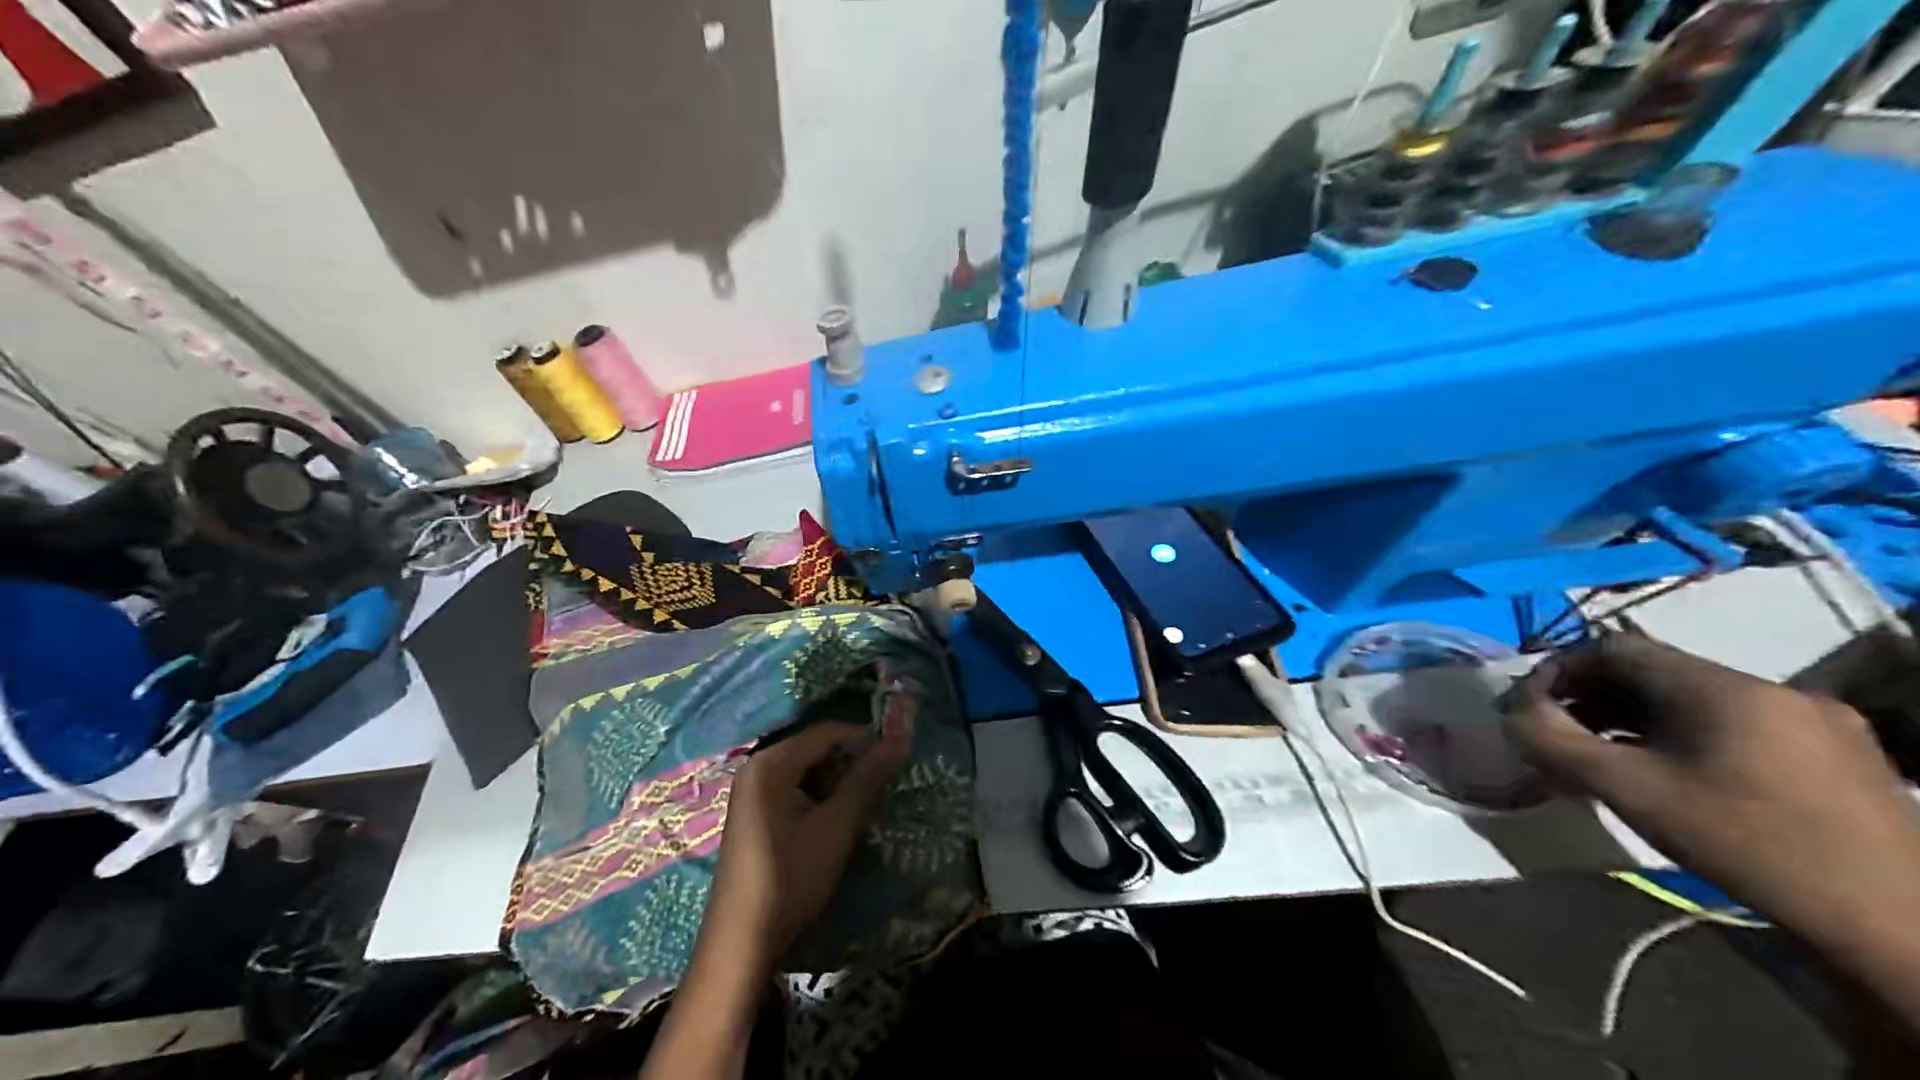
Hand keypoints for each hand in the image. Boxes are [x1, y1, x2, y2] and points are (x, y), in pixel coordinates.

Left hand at [707, 709, 914, 961]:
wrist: (741, 941)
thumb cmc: (791, 877)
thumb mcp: (836, 826)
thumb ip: (866, 779)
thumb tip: (898, 741)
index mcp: (771, 762)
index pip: (827, 732)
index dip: (864, 739)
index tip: (896, 757)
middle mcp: (756, 766)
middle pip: (815, 748)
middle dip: (850, 762)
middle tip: (881, 784)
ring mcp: (751, 790)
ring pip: (806, 769)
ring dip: (837, 781)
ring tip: (863, 804)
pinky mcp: (754, 812)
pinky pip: (793, 787)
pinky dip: (819, 795)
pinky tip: (836, 819)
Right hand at [1500, 633, 1919, 926]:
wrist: (1893, 923)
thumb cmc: (1744, 842)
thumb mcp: (1628, 790)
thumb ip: (1554, 742)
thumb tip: (1511, 713)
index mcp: (1720, 686)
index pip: (1613, 647)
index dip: (1559, 670)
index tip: (1533, 708)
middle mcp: (1769, 687)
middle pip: (1653, 671)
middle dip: (1593, 697)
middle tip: (1560, 735)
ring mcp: (1813, 718)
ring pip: (1693, 698)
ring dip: (1637, 718)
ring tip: (1607, 757)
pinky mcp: (1840, 751)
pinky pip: (1735, 723)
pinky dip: (1685, 735)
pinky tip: (1675, 774)